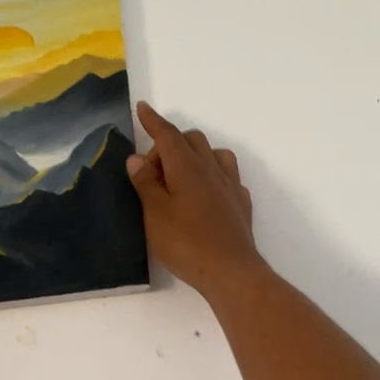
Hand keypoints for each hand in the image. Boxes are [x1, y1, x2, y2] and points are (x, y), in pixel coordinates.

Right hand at [127, 101, 268, 301]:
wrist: (230, 271)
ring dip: (197, 155)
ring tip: (181, 177)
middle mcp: (212, 168)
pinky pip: (228, 176)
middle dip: (171, 143)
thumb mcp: (155, 213)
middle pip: (192, 140)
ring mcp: (230, 185)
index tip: (143, 108)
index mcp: (187, 166)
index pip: (167, 135)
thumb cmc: (186, 242)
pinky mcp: (241, 204)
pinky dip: (214, 175)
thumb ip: (146, 183)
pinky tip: (207, 193)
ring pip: (215, 154)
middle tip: (153, 170)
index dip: (153, 121)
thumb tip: (138, 158)